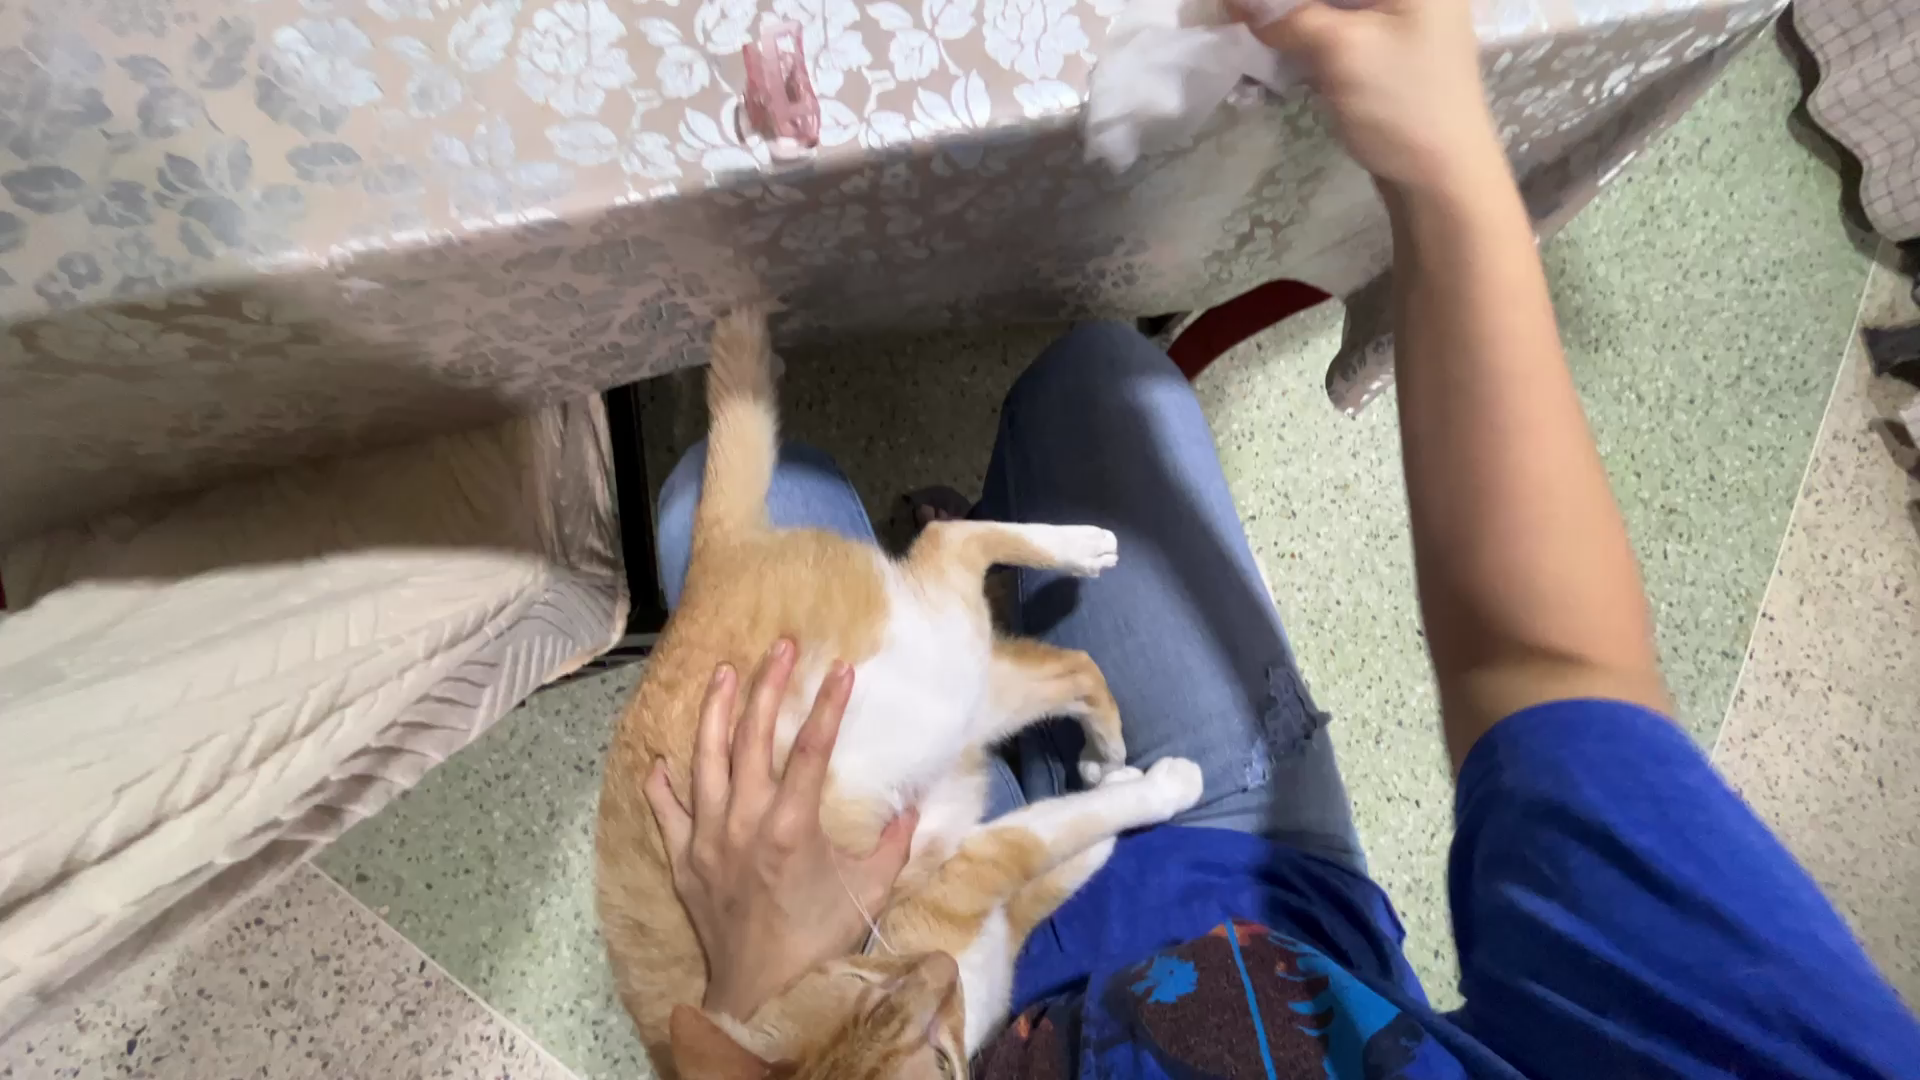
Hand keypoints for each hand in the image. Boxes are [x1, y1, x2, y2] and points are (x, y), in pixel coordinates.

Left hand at [643, 639, 918, 1019]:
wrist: (761, 994)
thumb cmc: (819, 937)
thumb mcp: (869, 889)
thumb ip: (894, 844)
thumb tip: (914, 808)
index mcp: (790, 825)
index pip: (811, 748)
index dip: (828, 704)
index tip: (841, 668)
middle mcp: (743, 821)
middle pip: (752, 738)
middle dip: (768, 686)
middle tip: (781, 647)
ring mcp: (707, 838)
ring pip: (706, 760)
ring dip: (714, 712)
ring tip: (723, 672)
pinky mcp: (684, 860)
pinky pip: (666, 813)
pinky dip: (661, 786)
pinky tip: (659, 760)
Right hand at [1233, 0, 1503, 193]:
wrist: (1439, 171)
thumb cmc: (1401, 103)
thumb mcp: (1343, 51)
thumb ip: (1293, 20)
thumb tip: (1242, 4)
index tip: (1240, 4)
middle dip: (1286, 5)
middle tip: (1240, 16)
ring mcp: (1402, 16)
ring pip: (1335, 7)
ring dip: (1292, 19)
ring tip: (1251, 33)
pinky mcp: (1387, 48)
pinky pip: (1339, 29)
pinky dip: (1307, 38)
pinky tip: (1278, 53)